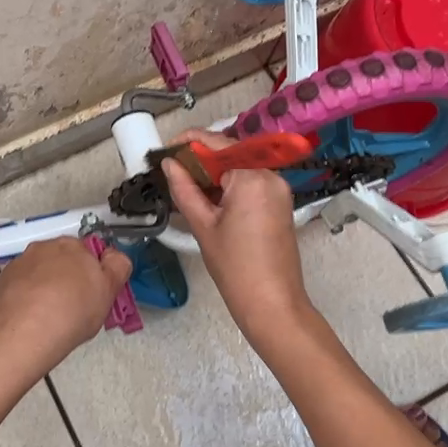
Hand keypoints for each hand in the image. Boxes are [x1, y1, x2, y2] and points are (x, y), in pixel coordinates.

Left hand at [0, 237, 132, 374]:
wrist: (24, 333)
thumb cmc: (73, 312)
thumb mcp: (109, 291)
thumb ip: (117, 267)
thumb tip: (114, 256)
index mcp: (71, 246)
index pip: (87, 252)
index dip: (92, 274)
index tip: (92, 295)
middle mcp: (42, 248)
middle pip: (60, 261)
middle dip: (66, 278)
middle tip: (73, 308)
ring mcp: (18, 264)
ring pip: (37, 274)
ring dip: (44, 288)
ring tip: (49, 318)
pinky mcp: (0, 283)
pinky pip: (18, 288)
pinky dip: (24, 299)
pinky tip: (29, 321)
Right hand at [163, 132, 310, 335]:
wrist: (272, 303)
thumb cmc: (237, 268)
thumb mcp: (203, 225)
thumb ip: (184, 189)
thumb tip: (170, 165)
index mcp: (252, 178)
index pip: (217, 144)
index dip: (190, 143)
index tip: (168, 149)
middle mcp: (270, 177)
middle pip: (231, 153)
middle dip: (201, 159)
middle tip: (173, 170)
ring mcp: (278, 189)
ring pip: (240, 167)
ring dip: (214, 172)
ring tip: (186, 185)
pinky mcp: (279, 203)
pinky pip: (250, 182)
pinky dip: (229, 185)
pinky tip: (207, 198)